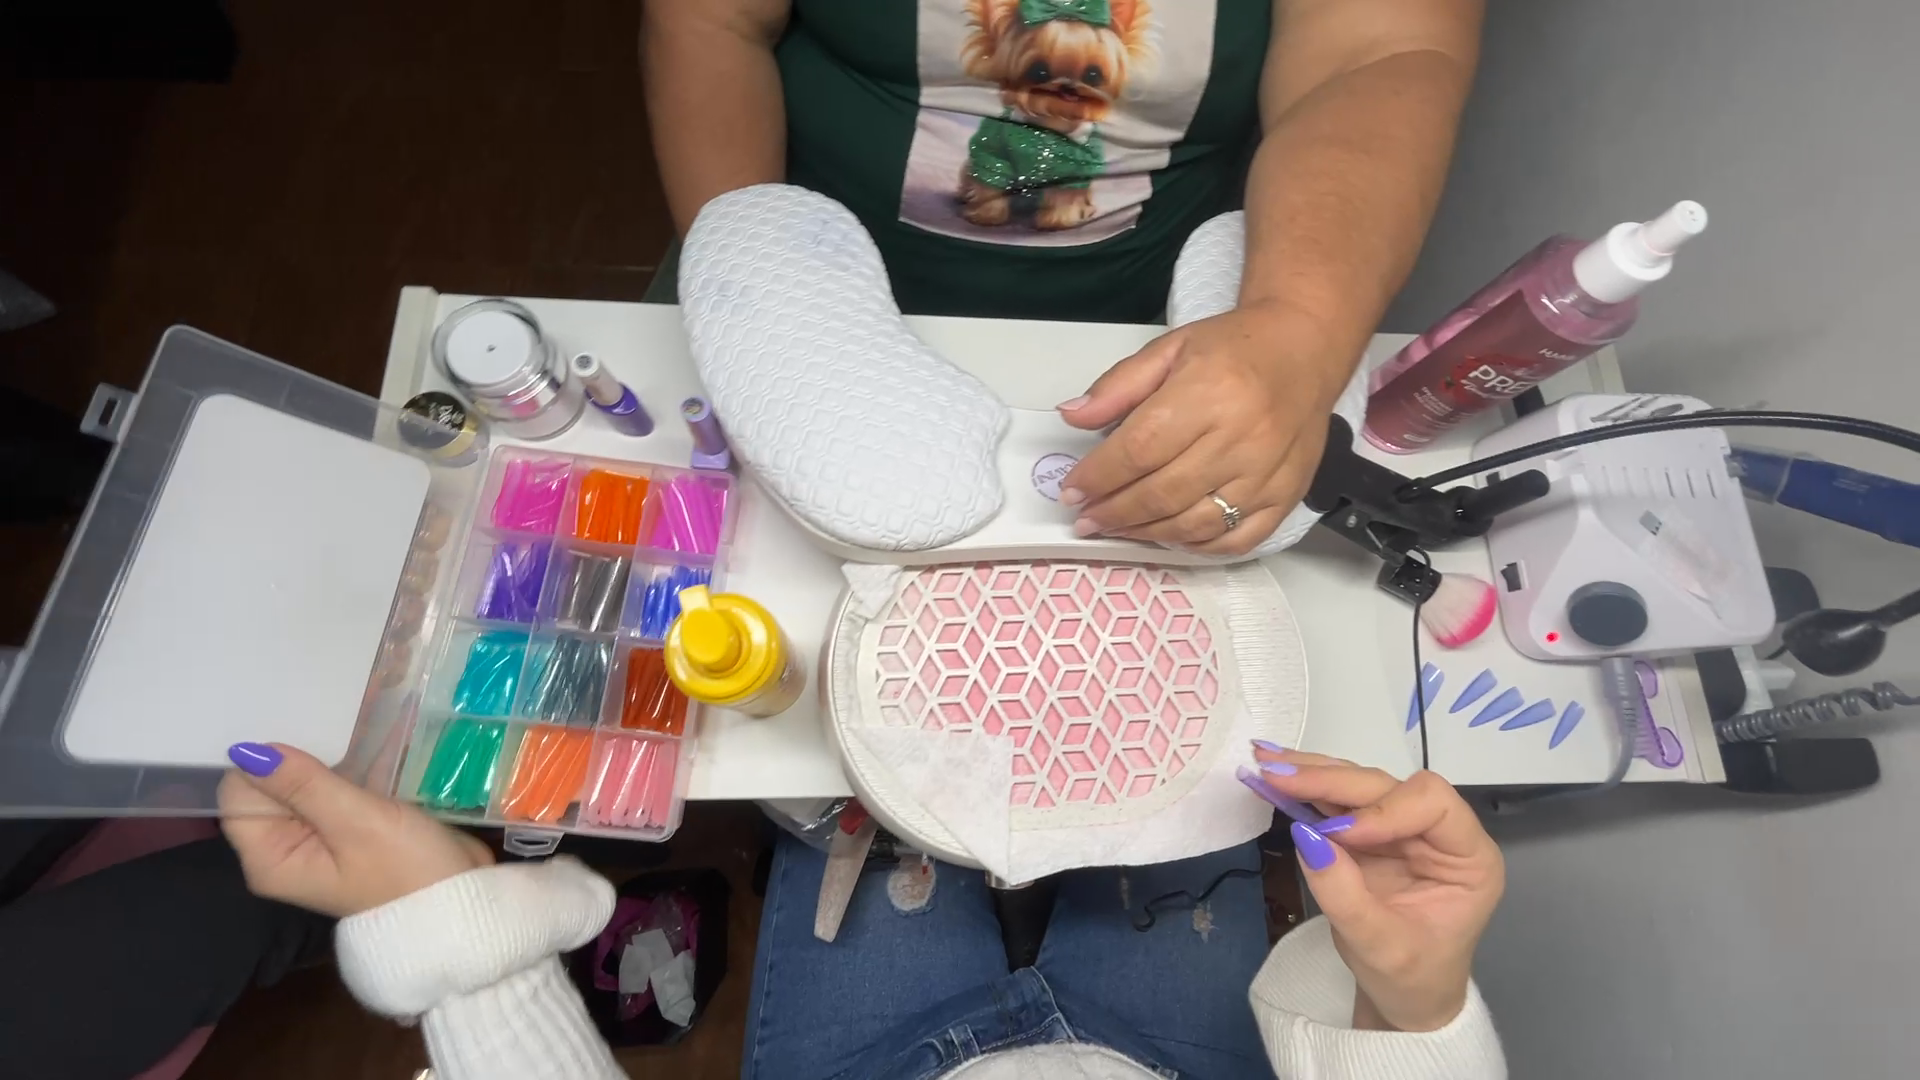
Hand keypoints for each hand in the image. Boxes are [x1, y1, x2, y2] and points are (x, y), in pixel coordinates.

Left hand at [218, 742, 493, 918]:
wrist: (456, 901)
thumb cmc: (406, 866)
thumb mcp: (358, 822)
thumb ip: (306, 786)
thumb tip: (249, 751)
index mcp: (271, 857)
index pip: (240, 797)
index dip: (265, 763)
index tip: (310, 736)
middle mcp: (288, 850)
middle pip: (275, 792)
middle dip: (304, 760)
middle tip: (342, 732)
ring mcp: (325, 841)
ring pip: (313, 789)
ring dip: (337, 764)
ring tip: (366, 738)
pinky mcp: (358, 832)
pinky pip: (344, 794)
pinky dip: (358, 775)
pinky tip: (384, 756)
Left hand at [1057, 305, 1349, 555]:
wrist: (1304, 348)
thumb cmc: (1232, 349)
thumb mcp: (1168, 350)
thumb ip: (1117, 386)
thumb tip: (1070, 416)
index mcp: (1209, 393)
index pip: (1140, 449)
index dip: (1099, 477)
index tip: (1071, 492)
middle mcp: (1242, 437)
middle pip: (1162, 492)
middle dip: (1114, 512)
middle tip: (1086, 519)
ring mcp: (1267, 473)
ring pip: (1195, 522)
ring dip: (1146, 533)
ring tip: (1115, 529)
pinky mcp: (1287, 495)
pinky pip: (1236, 538)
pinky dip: (1196, 545)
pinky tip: (1166, 535)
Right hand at [1251, 746, 1504, 1032]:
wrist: (1404, 995)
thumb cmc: (1409, 977)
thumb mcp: (1378, 946)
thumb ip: (1343, 893)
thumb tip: (1304, 834)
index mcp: (1466, 857)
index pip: (1431, 803)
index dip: (1383, 810)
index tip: (1339, 834)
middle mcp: (1435, 830)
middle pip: (1381, 783)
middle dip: (1327, 780)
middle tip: (1274, 774)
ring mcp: (1398, 823)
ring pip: (1353, 780)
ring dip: (1307, 771)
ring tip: (1265, 761)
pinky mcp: (1365, 825)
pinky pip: (1333, 795)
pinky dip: (1300, 782)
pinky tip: (1272, 768)